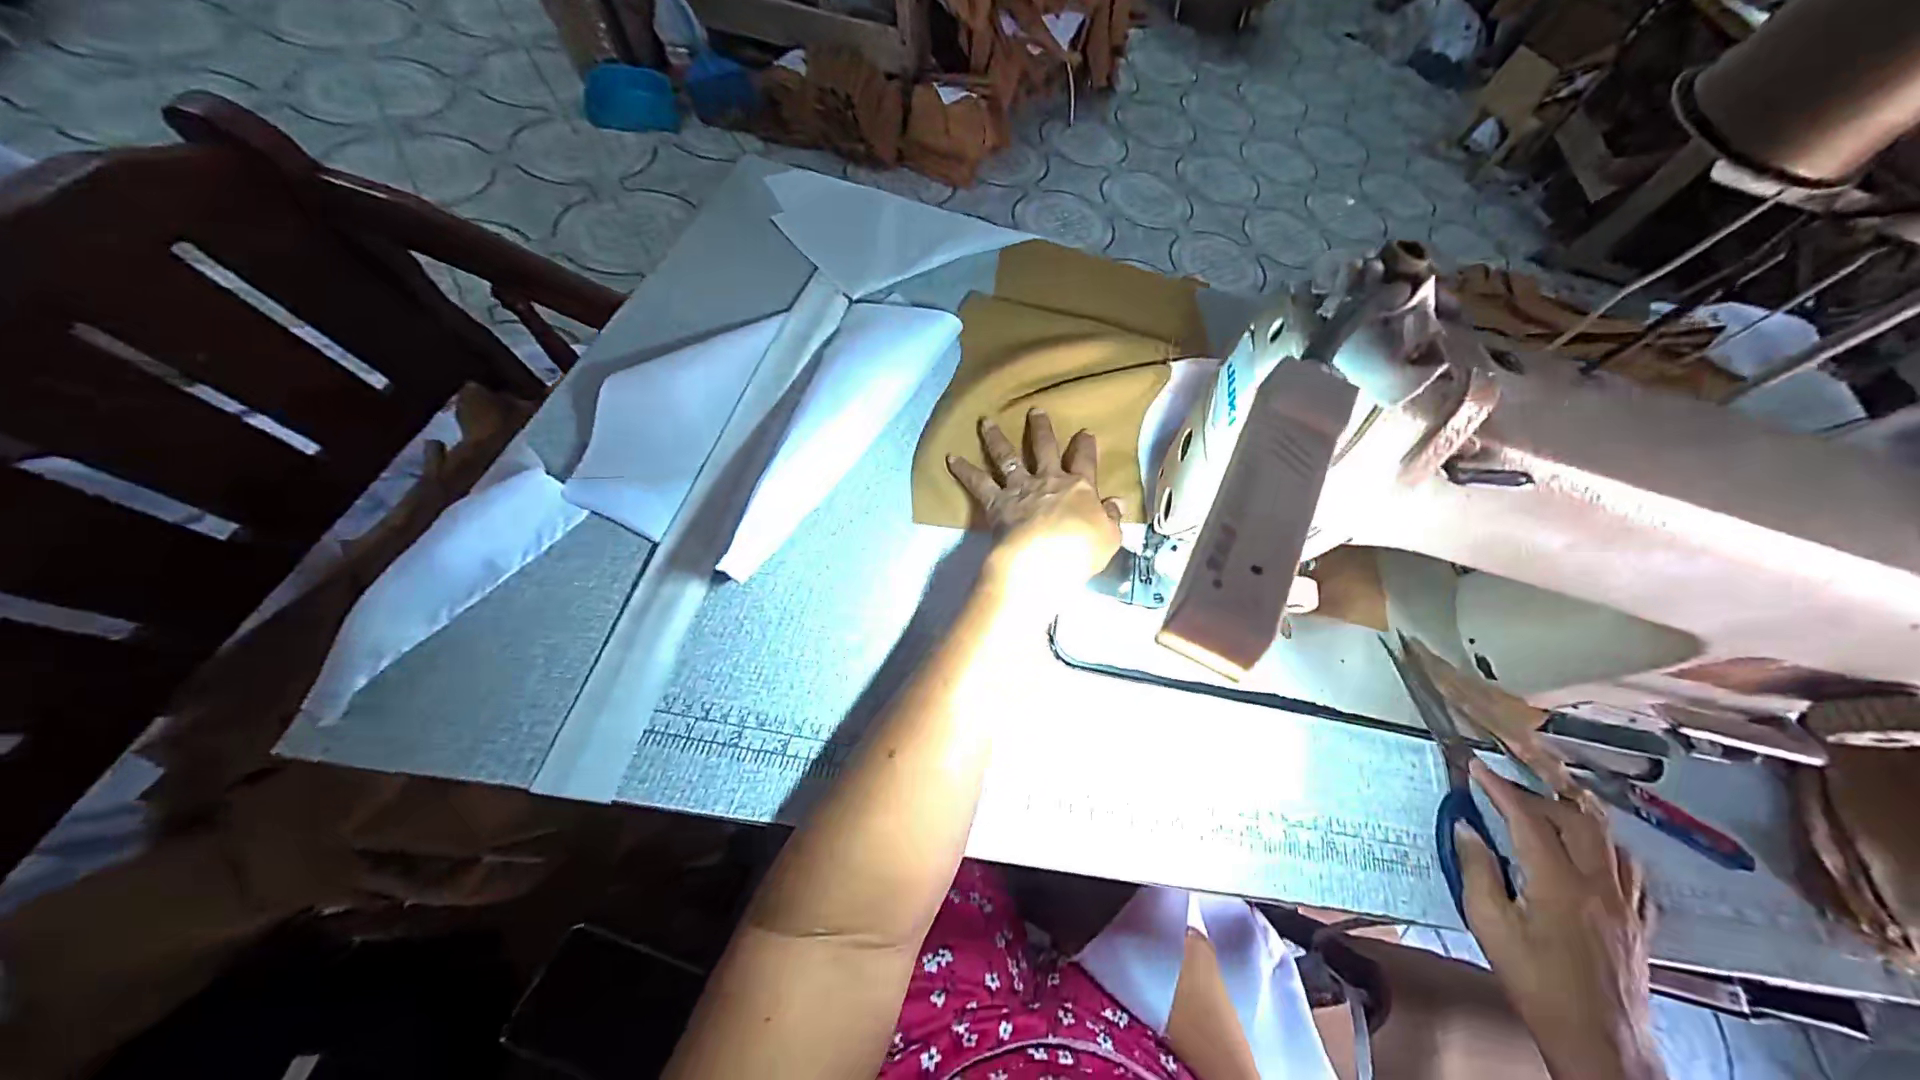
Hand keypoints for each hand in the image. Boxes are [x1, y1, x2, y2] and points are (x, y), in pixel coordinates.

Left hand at [947, 410, 1121, 597]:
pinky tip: (951, 457)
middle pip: (1044, 448)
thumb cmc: (1080, 550)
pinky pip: (977, 482)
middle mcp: (1048, 480)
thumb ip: (1111, 517)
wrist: (1042, 560)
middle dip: (1041, 428)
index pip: (1085, 460)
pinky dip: (964, 469)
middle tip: (1035, 410)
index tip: (1084, 433)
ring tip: (985, 421)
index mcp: (1079, 488)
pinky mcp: (996, 502)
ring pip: (1007, 456)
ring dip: (995, 437)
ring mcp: (1020, 488)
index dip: (1085, 446)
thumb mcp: (1109, 536)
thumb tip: (1117, 502)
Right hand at [1456, 760, 1666, 1079]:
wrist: (1598, 1039)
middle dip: (1538, 796)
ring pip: (1612, 841)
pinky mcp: (1641, 923)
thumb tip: (1466, 828)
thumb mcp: (1489, 924)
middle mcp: (1600, 884)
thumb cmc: (1534, 980)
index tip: (1477, 767)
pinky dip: (1607, 850)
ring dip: (1577, 817)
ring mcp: (1628, 904)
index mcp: (1559, 881)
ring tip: (1549, 810)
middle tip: (1506, 790)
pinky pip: (1632, 872)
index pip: (1528, 819)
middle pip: (1577, 820)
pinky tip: (1592, 855)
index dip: (1500, 788)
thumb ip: (1477, 870)